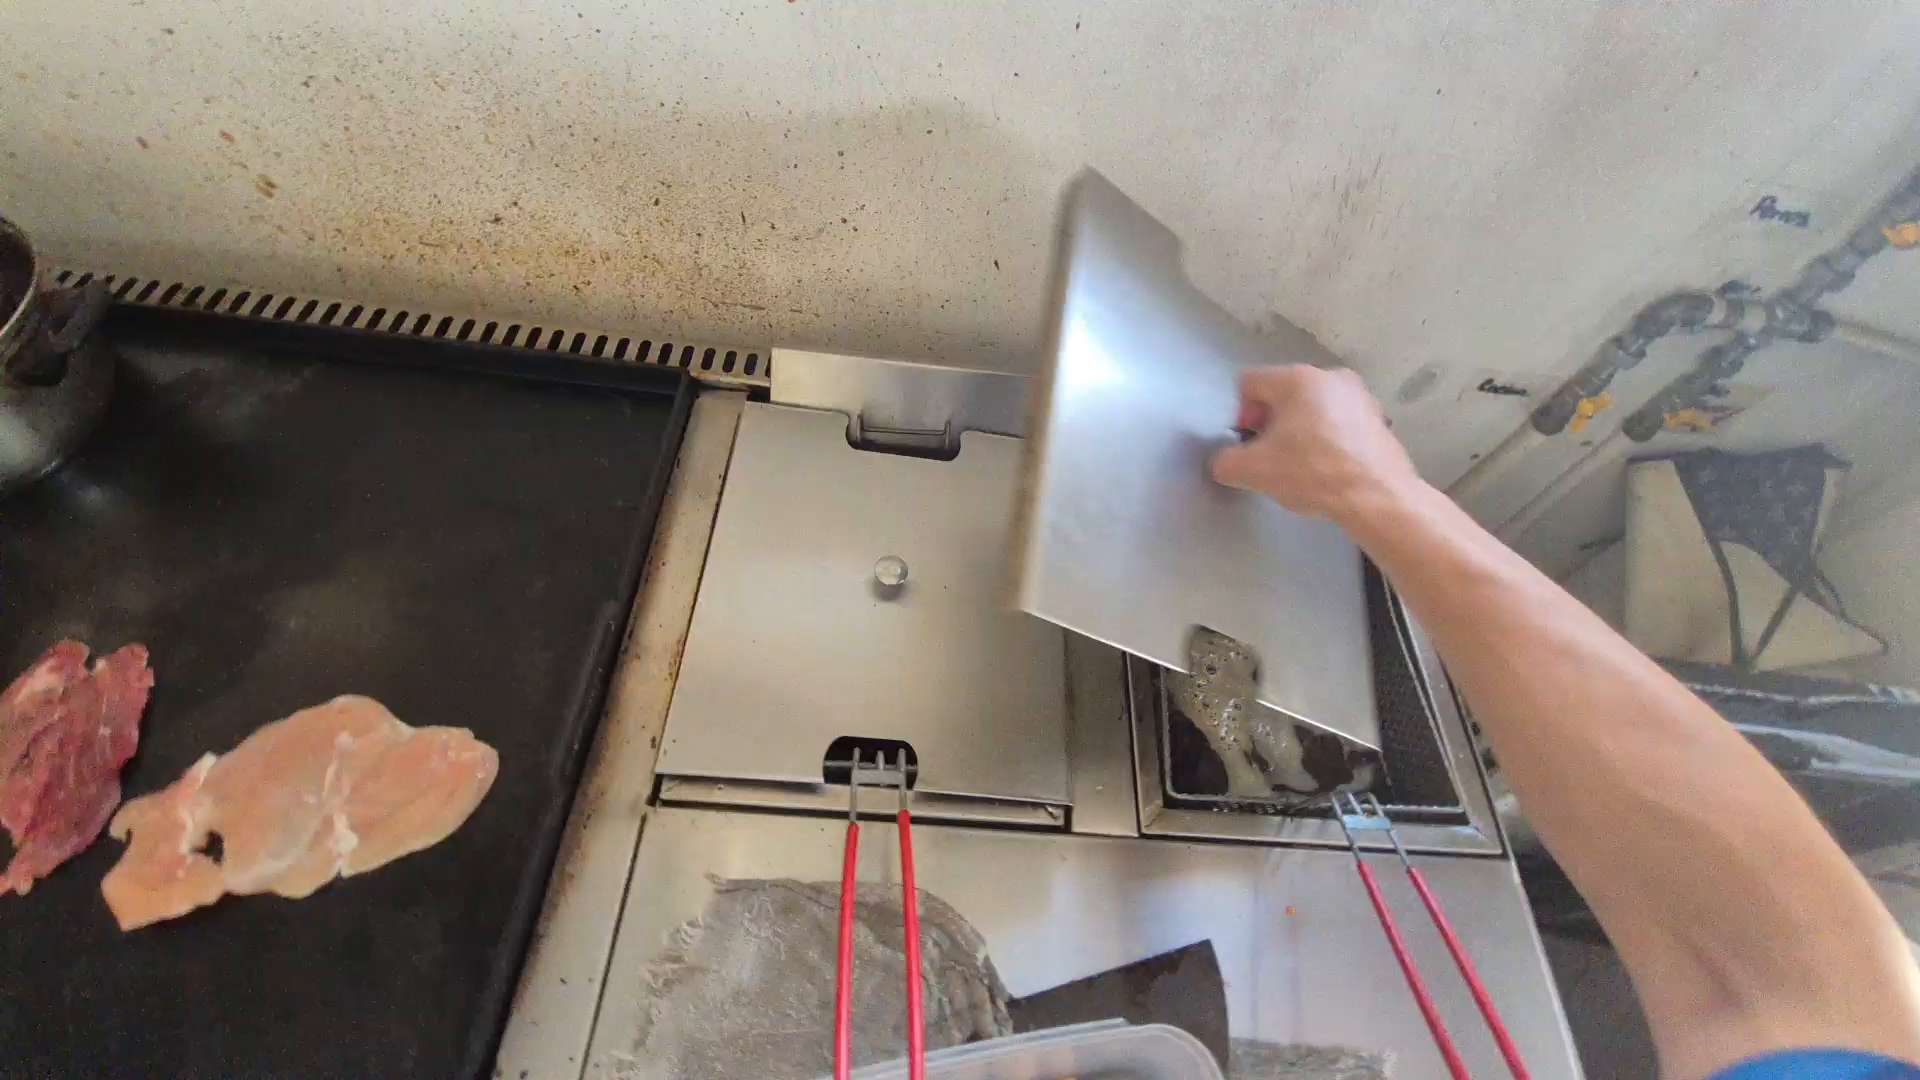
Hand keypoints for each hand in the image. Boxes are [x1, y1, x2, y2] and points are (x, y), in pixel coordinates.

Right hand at [1210, 365, 1421, 523]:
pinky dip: (1324, 440)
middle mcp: (1332, 377)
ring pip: (1309, 409)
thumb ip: (1225, 461)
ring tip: (1302, 465)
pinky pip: (1335, 422)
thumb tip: (1227, 461)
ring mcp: (1360, 396)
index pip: (1249, 384)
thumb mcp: (1251, 471)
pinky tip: (1327, 468)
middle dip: (1269, 424)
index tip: (1252, 445)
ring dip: (1297, 433)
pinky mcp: (1377, 418)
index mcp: (1299, 379)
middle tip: (1273, 458)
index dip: (1240, 415)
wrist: (1378, 498)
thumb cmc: (1312, 474)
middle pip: (1280, 395)